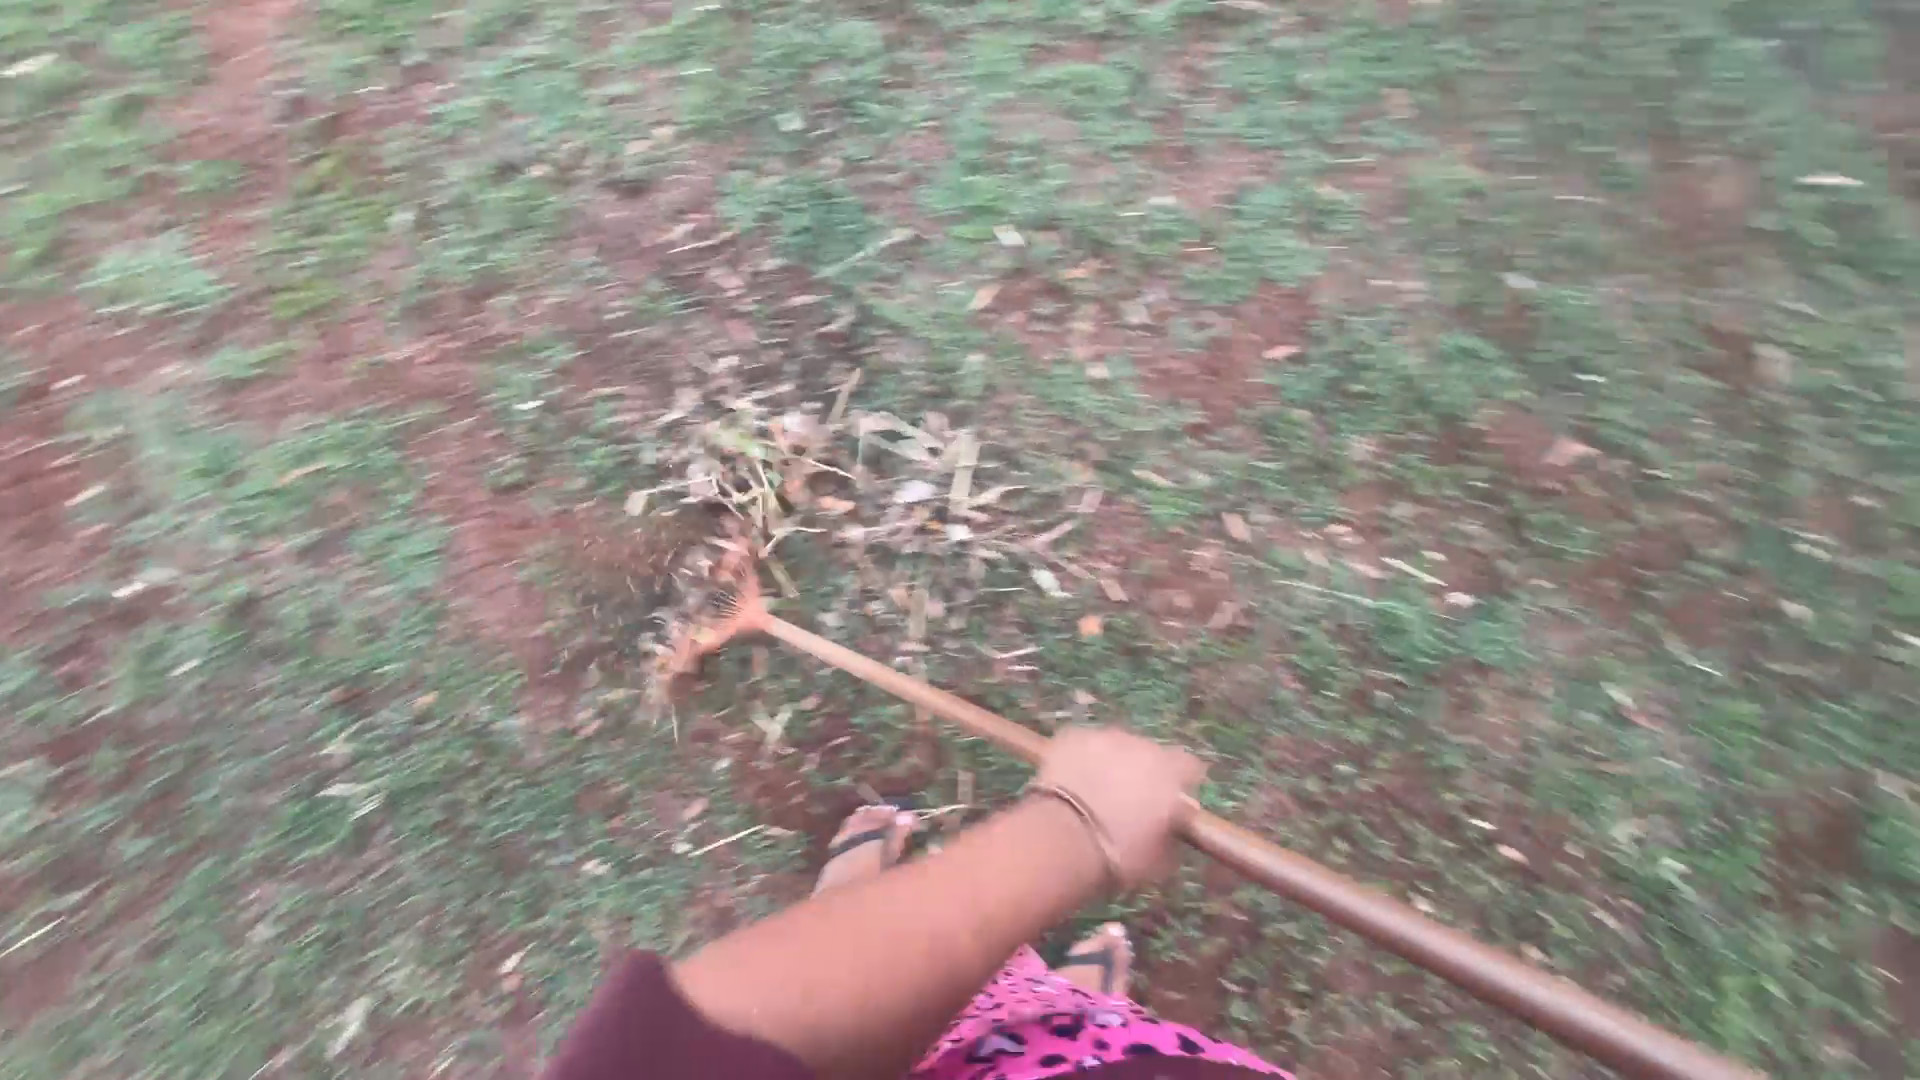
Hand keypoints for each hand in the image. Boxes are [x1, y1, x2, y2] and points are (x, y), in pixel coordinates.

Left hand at [1032, 726, 1205, 887]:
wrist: (1064, 838)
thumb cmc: (1119, 854)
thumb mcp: (1160, 859)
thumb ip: (1173, 834)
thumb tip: (1171, 826)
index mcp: (1171, 772)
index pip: (1190, 766)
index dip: (1181, 782)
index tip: (1171, 800)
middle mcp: (1142, 745)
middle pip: (1150, 752)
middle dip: (1143, 771)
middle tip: (1128, 799)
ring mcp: (1105, 736)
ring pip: (1115, 745)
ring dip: (1111, 762)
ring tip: (1094, 790)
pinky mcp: (1073, 735)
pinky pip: (1083, 744)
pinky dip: (1081, 758)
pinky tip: (1070, 780)